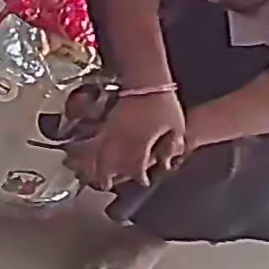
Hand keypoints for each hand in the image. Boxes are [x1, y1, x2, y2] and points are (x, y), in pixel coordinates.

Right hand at [66, 90, 184, 190]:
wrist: (147, 83)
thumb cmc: (163, 104)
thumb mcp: (175, 127)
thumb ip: (170, 147)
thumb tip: (166, 163)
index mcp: (140, 142)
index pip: (136, 165)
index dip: (139, 176)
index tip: (143, 182)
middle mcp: (123, 138)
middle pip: (110, 162)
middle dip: (107, 176)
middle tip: (106, 186)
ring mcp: (113, 129)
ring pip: (100, 152)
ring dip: (96, 165)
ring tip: (93, 174)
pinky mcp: (108, 122)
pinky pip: (98, 140)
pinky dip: (94, 150)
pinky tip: (93, 154)